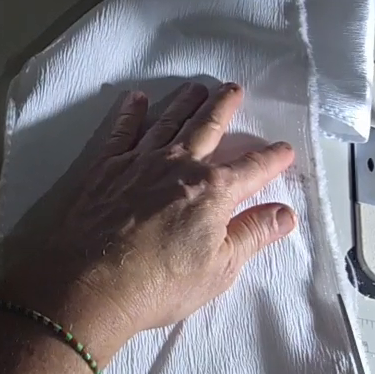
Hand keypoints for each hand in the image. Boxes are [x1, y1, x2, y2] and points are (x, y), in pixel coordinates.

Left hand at [0, 81, 297, 359]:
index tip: (285, 149)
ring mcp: (139, 161)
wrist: (88, 285)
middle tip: (233, 88)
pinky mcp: (104, 166)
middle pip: (207, 128)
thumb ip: (253, 234)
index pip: (252, 169)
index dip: (272, 159)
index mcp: (212, 191)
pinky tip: (136, 99)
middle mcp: (178, 165)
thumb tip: (285, 213)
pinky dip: (130, 112)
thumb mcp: (219, 269)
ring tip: (196, 88)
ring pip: (168, 121)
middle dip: (224, 108)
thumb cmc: (159, 285)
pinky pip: (121, 130)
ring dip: (184, 102)